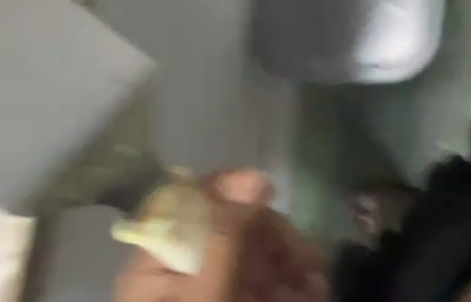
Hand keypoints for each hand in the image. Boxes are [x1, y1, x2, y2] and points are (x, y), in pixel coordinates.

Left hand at [115, 170, 327, 301]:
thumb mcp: (208, 299)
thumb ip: (227, 238)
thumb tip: (253, 180)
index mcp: (154, 267)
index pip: (184, 203)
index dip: (226, 187)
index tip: (268, 190)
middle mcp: (178, 272)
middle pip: (232, 228)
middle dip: (275, 239)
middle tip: (309, 260)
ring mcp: (207, 292)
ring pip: (255, 255)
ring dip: (291, 264)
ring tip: (316, 285)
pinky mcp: (232, 301)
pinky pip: (264, 283)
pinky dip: (289, 285)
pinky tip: (311, 292)